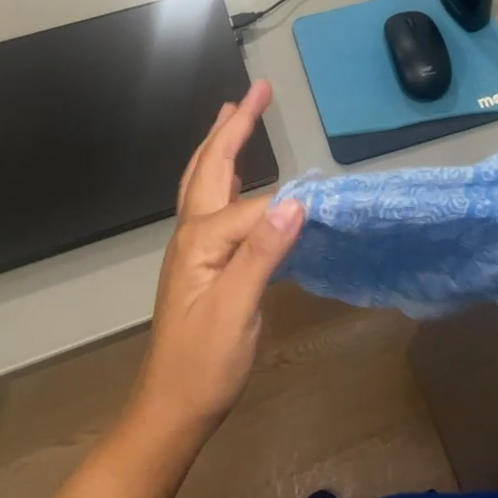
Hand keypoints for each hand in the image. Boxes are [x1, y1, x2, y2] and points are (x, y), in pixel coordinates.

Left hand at [132, 80, 303, 434]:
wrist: (171, 407)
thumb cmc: (204, 364)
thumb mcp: (237, 311)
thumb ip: (262, 254)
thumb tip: (297, 200)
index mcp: (200, 240)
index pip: (254, 207)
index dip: (289, 202)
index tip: (326, 198)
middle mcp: (192, 233)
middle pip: (212, 166)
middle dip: (234, 125)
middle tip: (257, 90)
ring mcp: (193, 247)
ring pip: (207, 180)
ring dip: (223, 143)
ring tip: (236, 113)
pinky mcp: (201, 262)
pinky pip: (214, 203)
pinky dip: (226, 175)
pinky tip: (238, 179)